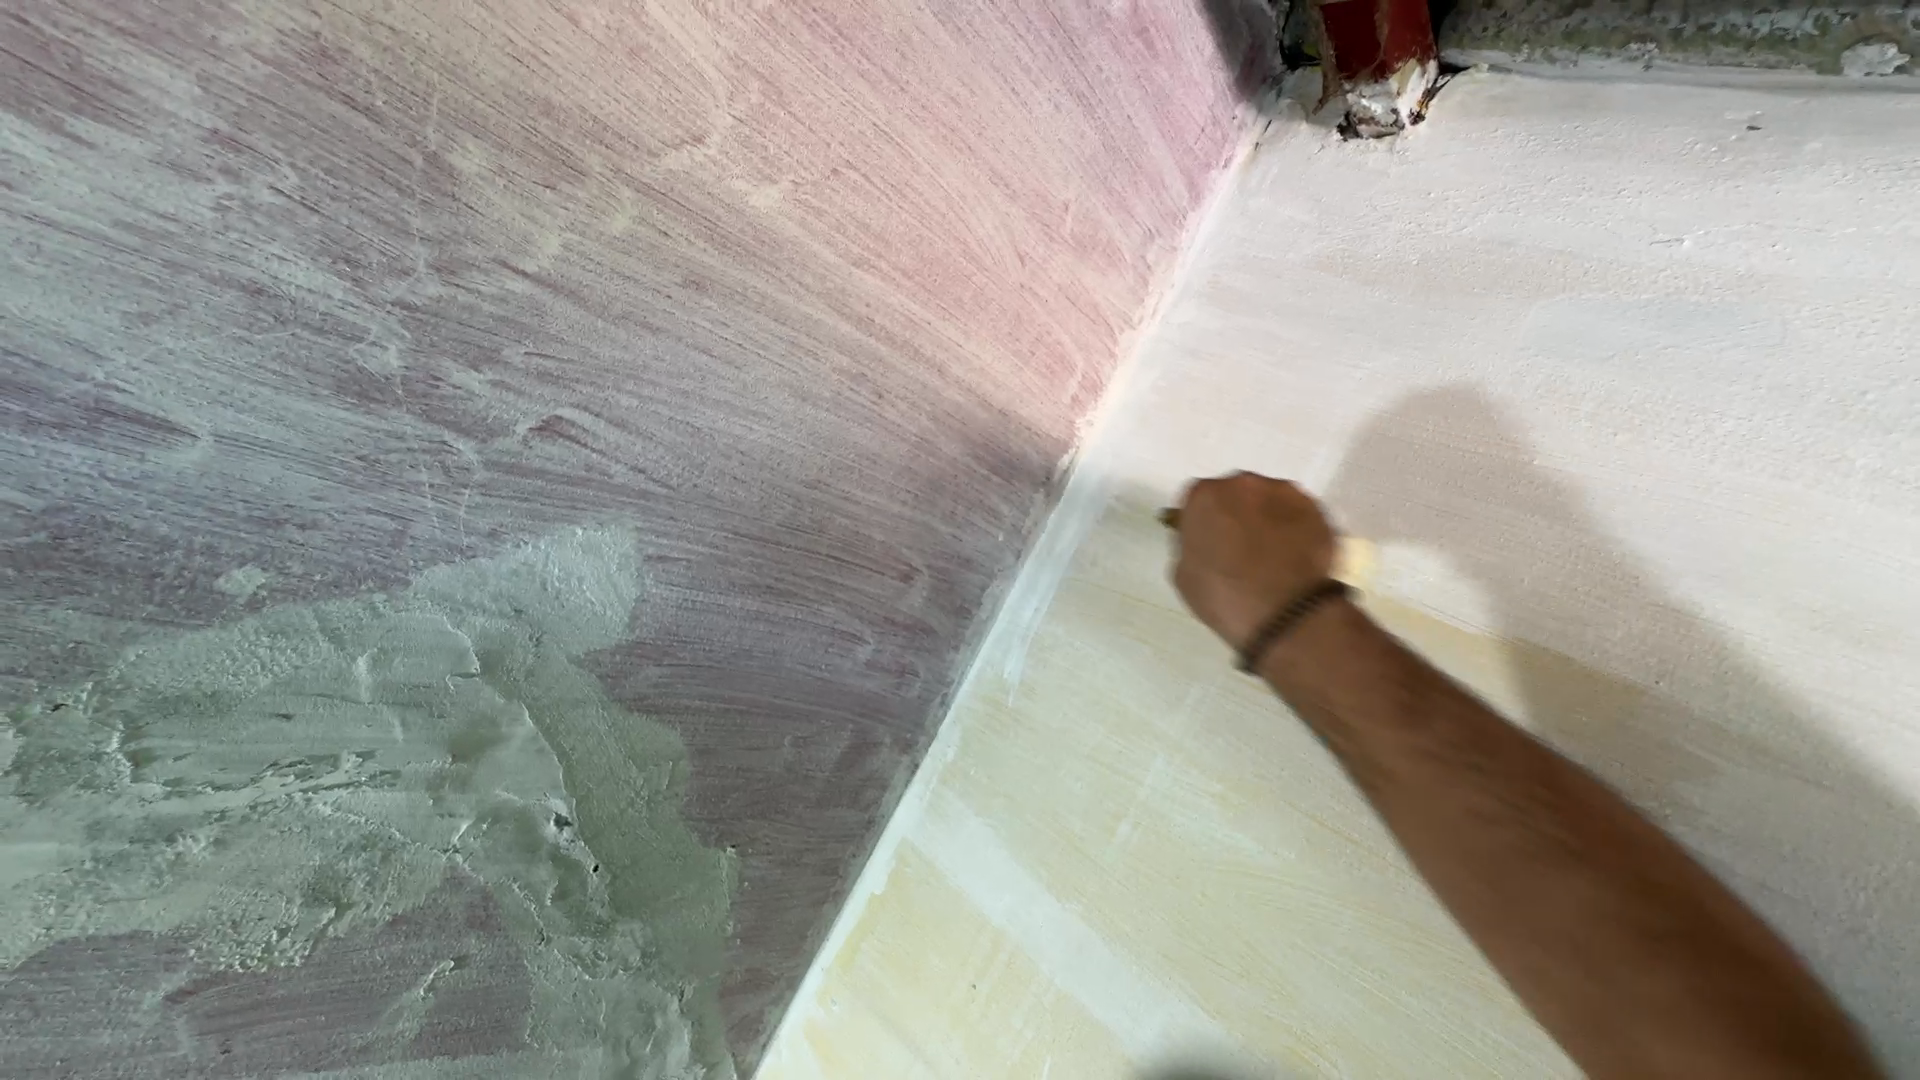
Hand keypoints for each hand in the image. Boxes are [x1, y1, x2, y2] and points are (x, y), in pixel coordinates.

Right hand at [1170, 473, 1338, 650]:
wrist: (1286, 613)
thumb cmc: (1225, 596)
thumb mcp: (1185, 574)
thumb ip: (1192, 545)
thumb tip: (1206, 541)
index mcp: (1204, 497)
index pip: (1197, 500)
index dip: (1202, 522)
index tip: (1207, 542)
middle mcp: (1242, 484)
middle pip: (1234, 494)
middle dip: (1234, 515)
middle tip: (1239, 547)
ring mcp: (1283, 493)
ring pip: (1267, 500)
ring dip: (1265, 518)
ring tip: (1271, 552)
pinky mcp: (1315, 509)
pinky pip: (1295, 514)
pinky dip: (1292, 527)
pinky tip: (1293, 554)